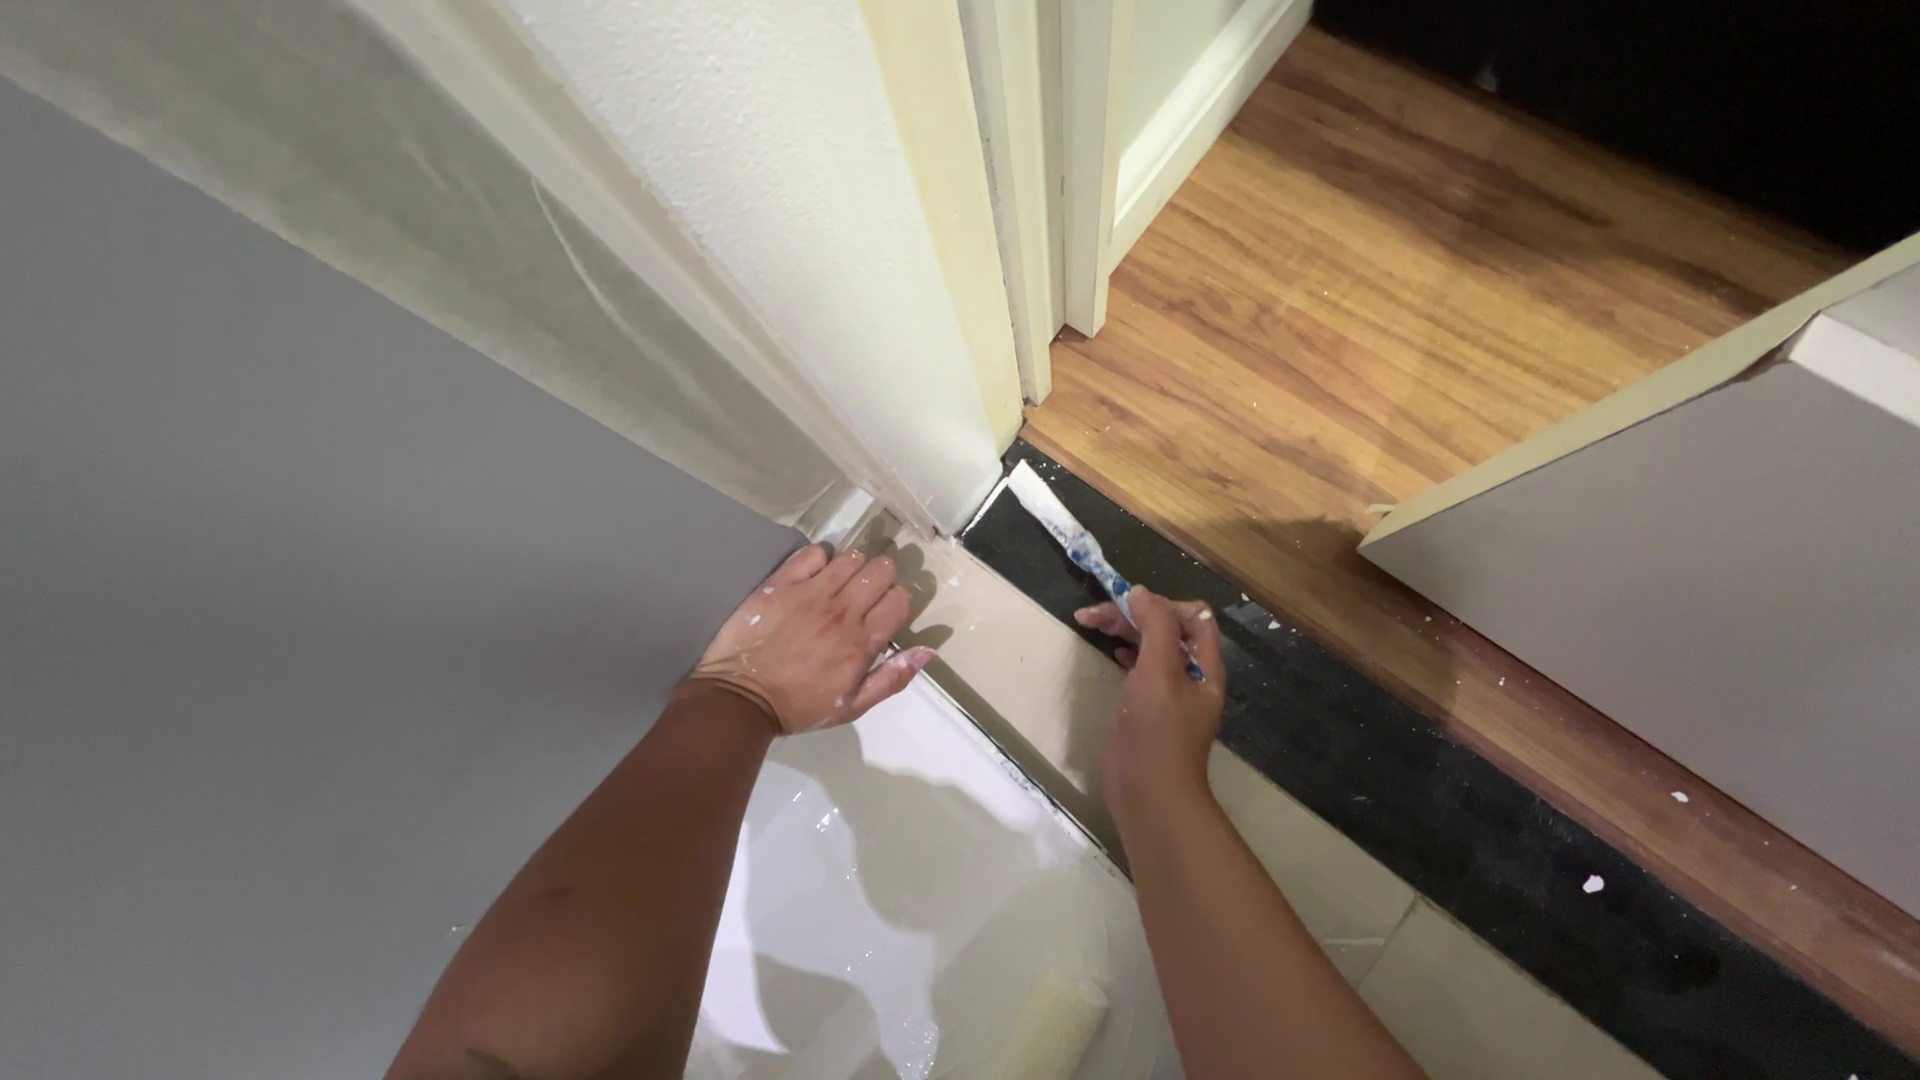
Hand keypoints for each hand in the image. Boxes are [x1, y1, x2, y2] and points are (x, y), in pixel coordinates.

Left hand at [688, 543, 932, 734]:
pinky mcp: (781, 584)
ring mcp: (810, 594)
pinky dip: (819, 559)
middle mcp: (842, 612)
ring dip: (853, 566)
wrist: (739, 699)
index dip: (896, 602)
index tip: (884, 611)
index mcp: (862, 643)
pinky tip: (813, 575)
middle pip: (881, 570)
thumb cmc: (799, 707)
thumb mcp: (852, 706)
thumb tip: (927, 651)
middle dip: (881, 577)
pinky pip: (813, 553)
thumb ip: (893, 678)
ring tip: (840, 582)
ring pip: (851, 557)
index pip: (899, 599)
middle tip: (866, 592)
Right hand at [1074, 587, 1225, 811]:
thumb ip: (1155, 627)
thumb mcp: (1158, 672)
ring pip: (1150, 645)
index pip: (1192, 615)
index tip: (1123, 604)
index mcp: (1204, 664)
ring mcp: (1170, 692)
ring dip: (1124, 629)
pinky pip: (1141, 667)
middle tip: (1091, 613)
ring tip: (1089, 622)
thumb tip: (1141, 593)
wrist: (1150, 793)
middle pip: (1166, 627)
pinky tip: (1111, 651)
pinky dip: (1125, 651)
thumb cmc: (1157, 731)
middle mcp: (1191, 674)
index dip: (1159, 603)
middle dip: (1132, 613)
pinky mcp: (1149, 708)